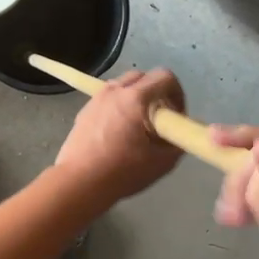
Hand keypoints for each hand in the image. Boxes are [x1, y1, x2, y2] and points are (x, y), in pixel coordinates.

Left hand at [53, 69, 184, 201]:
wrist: (79, 182)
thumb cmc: (122, 171)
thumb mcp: (161, 162)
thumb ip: (177, 143)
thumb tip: (179, 134)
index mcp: (135, 98)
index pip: (164, 76)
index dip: (177, 93)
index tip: (176, 115)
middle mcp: (114, 91)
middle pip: (143, 76)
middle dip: (156, 92)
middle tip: (159, 119)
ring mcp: (96, 99)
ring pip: (123, 85)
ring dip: (136, 97)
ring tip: (138, 125)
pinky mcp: (84, 110)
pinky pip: (107, 98)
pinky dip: (118, 106)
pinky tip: (118, 132)